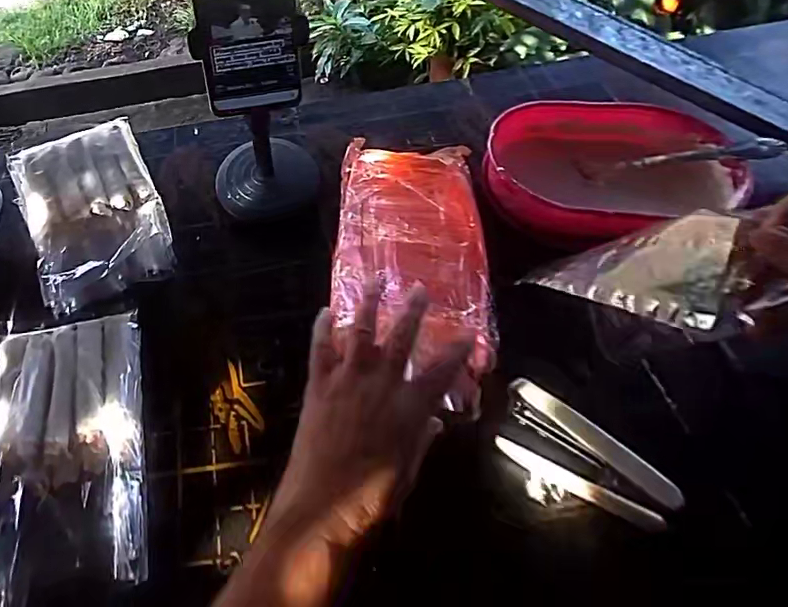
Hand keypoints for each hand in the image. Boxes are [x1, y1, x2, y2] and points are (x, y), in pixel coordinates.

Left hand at [215, 284, 469, 606]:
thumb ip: (421, 440)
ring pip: (360, 331)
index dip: (456, 351)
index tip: (468, 332)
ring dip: (368, 304)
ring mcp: (348, 380)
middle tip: (419, 288)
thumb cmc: (371, 498)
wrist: (322, 507)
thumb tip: (435, 421)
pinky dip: (322, 328)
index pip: (440, 372)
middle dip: (412, 311)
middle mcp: (381, 384)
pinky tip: (325, 310)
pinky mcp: (319, 385)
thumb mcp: (407, 473)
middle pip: (401, 338)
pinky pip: (321, 348)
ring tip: (373, 281)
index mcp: (408, 407)